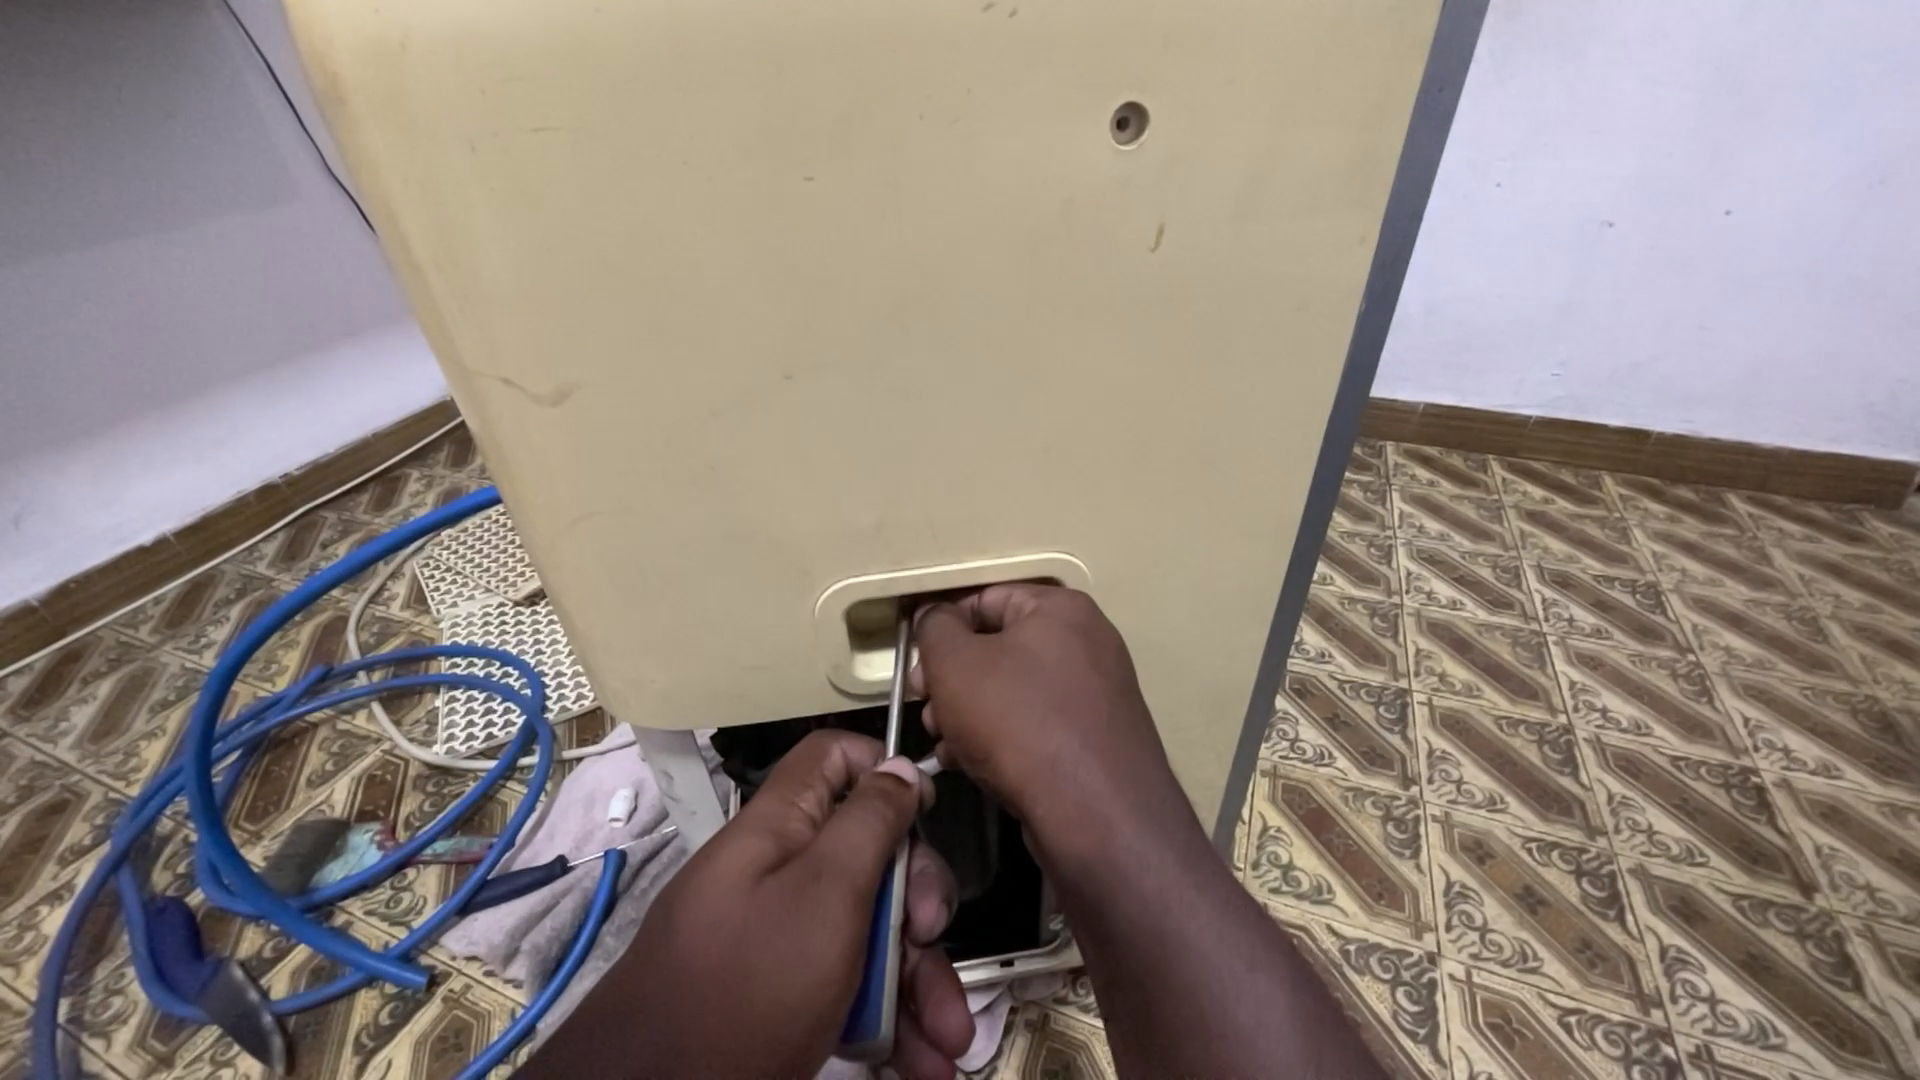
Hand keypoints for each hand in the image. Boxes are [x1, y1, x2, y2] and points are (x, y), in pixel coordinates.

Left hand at [543, 730, 972, 1078]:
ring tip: (949, 1042)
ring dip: (919, 981)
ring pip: (870, 931)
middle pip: (868, 855)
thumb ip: (869, 822)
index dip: (883, 771)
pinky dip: (891, 1021)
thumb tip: (900, 765)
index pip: (831, 759)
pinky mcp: (786, 998)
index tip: (926, 813)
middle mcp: (782, 874)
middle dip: (918, 901)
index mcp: (781, 829)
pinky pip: (850, 987)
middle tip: (933, 939)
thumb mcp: (825, 892)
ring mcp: (783, 939)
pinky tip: (920, 1062)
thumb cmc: (751, 985)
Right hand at [910, 585, 1193, 866]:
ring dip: (967, 713)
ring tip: (943, 743)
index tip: (915, 665)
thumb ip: (935, 628)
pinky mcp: (1094, 741)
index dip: (942, 628)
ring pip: (1011, 692)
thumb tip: (935, 618)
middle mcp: (1086, 644)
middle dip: (952, 680)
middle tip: (925, 708)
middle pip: (997, 648)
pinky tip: (970, 765)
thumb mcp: (955, 663)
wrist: (1096, 816)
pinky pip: (1034, 726)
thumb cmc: (1019, 722)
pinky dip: (999, 738)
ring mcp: (1095, 695)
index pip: (985, 598)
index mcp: (1060, 610)